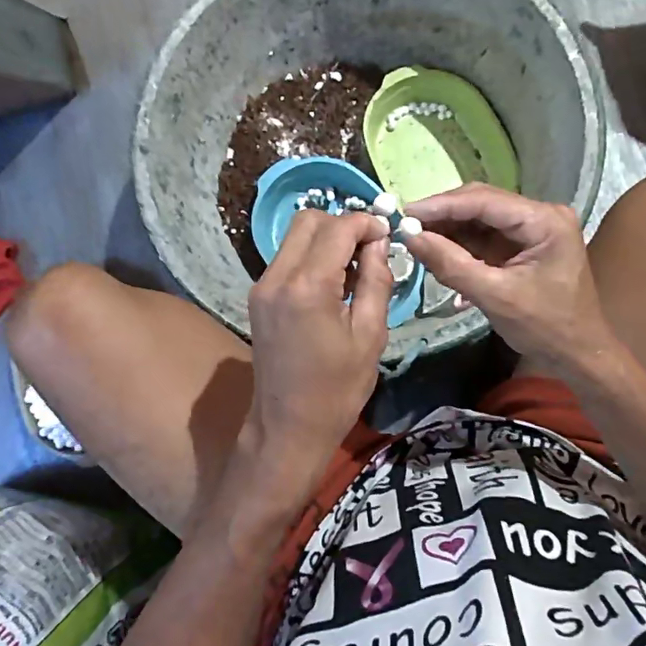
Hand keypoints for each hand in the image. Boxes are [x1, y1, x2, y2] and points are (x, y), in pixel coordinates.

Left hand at [239, 209, 390, 489]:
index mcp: (308, 287)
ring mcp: (262, 286)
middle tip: (369, 251)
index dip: (367, 223)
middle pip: (309, 220)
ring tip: (353, 271)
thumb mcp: (370, 335)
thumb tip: (379, 244)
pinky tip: (332, 285)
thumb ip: (376, 280)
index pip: (338, 228)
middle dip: (343, 225)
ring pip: (295, 237)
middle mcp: (277, 277)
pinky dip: (310, 258)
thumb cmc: (337, 389)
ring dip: (326, 240)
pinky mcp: (258, 297)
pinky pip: (286, 259)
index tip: (387, 236)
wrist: (288, 425)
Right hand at [402, 184, 616, 374]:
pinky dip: (459, 245)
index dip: (441, 205)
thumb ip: (452, 265)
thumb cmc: (545, 327)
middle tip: (404, 226)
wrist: (578, 355)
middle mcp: (540, 215)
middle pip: (481, 204)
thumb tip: (410, 237)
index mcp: (544, 220)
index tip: (404, 212)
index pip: (484, 201)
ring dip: (448, 230)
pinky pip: (484, 237)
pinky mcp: (522, 246)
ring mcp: (532, 230)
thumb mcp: (495, 296)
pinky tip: (436, 252)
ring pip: (479, 220)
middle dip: (442, 215)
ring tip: (414, 240)